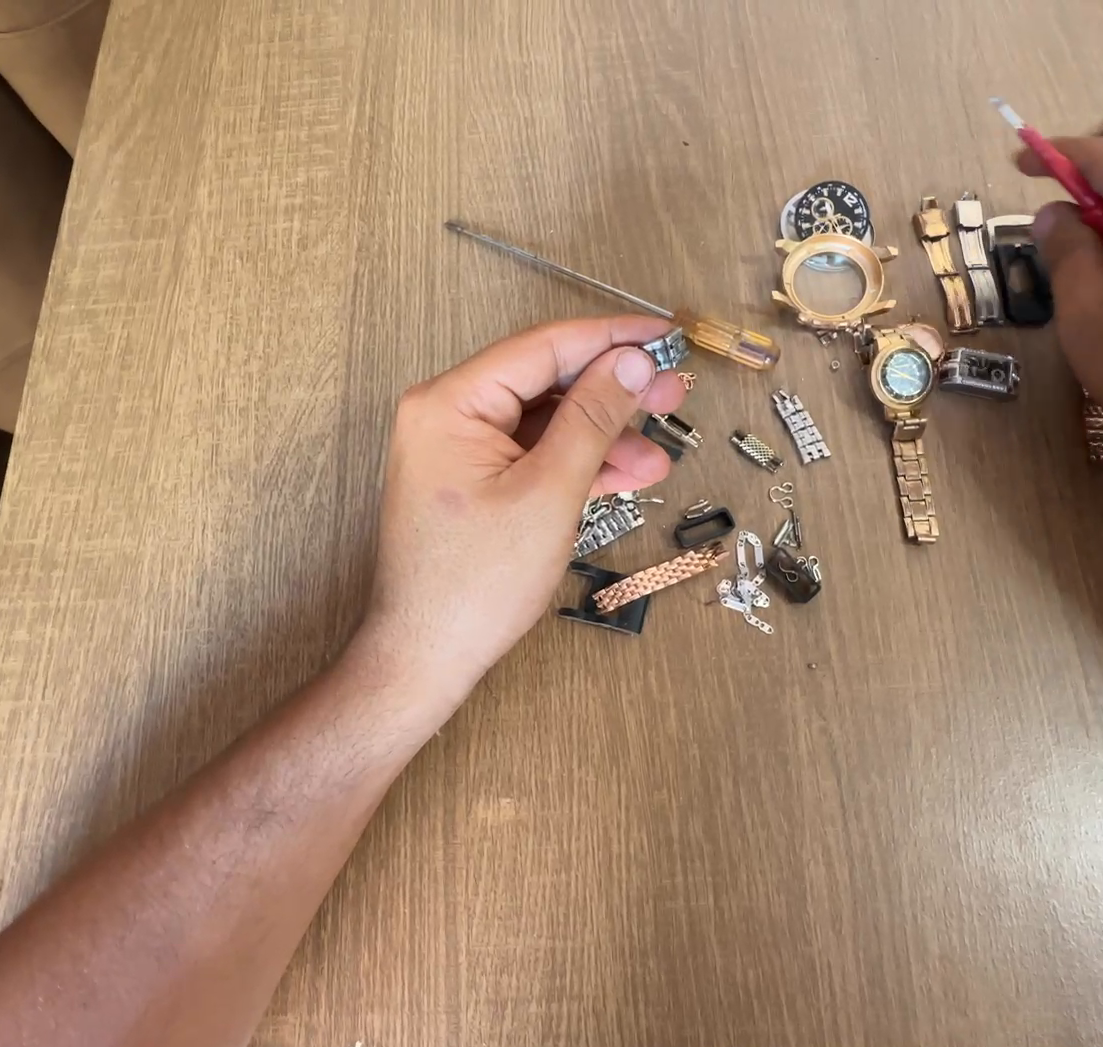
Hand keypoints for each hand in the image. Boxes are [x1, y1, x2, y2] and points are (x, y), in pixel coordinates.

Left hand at [356, 316, 686, 697]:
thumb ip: (593, 418)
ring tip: (658, 457)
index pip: (543, 348)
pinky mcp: (473, 481)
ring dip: (603, 437)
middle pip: (545, 383)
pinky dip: (576, 465)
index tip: (668, 335)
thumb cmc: (478, 583)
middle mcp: (448, 414)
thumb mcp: (549, 493)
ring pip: (545, 423)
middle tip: (674, 394)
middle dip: (613, 392)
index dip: (612, 338)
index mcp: (450, 403)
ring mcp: (459, 450)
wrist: (428, 656)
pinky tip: (626, 475)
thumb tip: (634, 361)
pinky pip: (532, 457)